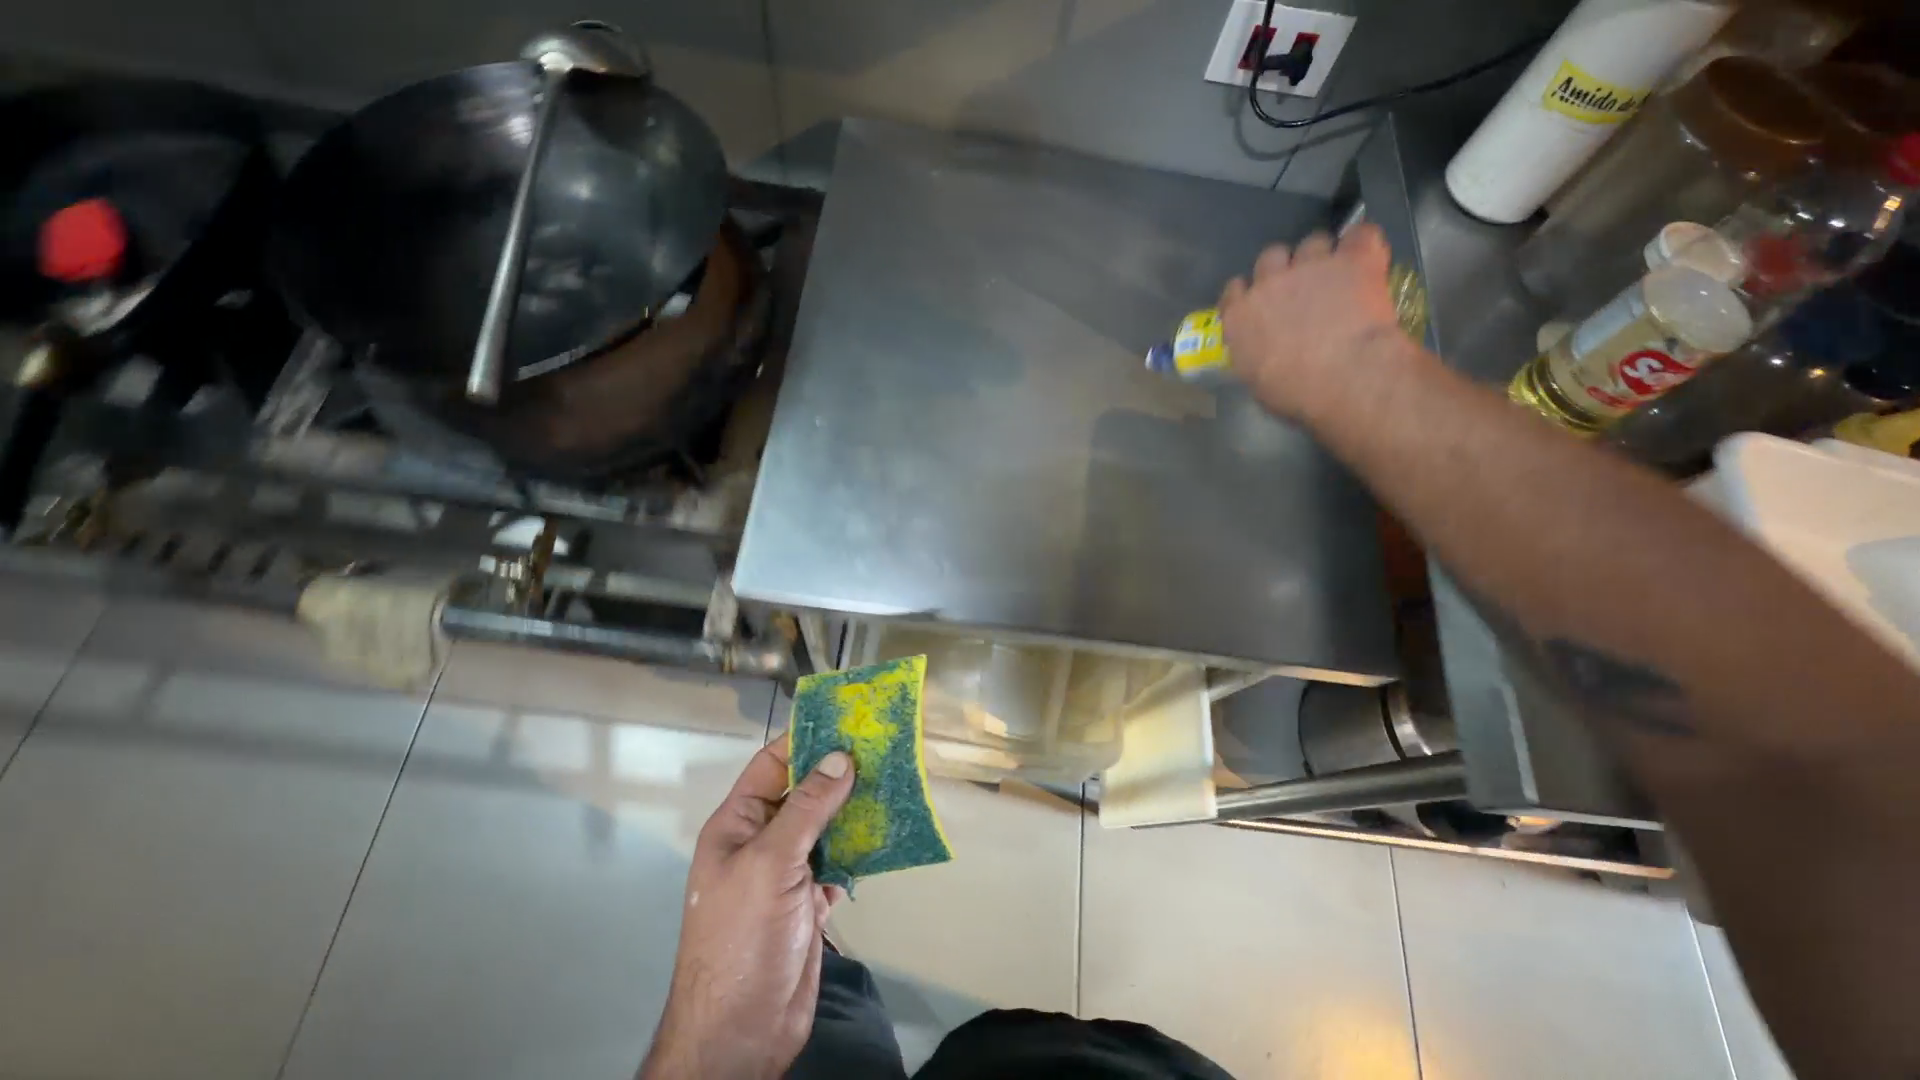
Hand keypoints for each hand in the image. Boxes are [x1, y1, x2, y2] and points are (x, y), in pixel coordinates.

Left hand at [640, 736, 853, 1079]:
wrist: (740, 1029)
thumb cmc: (742, 937)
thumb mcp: (770, 864)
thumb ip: (807, 809)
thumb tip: (839, 758)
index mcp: (737, 825)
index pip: (771, 766)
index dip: (806, 739)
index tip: (848, 718)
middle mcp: (761, 843)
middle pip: (803, 794)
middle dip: (839, 773)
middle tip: (886, 748)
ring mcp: (786, 875)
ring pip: (825, 829)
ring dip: (855, 811)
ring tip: (896, 784)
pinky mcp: (809, 903)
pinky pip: (838, 864)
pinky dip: (860, 851)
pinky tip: (887, 837)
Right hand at [1218, 225, 1411, 419]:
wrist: (1344, 377)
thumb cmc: (1297, 395)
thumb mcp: (1260, 384)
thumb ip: (1256, 357)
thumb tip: (1266, 355)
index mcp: (1240, 317)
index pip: (1234, 291)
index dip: (1251, 293)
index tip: (1263, 304)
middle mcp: (1269, 283)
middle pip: (1271, 257)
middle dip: (1286, 269)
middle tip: (1304, 289)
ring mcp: (1311, 266)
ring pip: (1314, 242)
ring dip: (1324, 255)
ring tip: (1340, 276)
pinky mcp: (1354, 259)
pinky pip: (1361, 235)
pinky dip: (1364, 243)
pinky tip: (1369, 257)